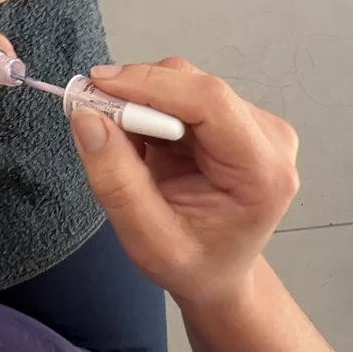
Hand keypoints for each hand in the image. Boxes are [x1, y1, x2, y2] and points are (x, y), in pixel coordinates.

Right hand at [70, 59, 299, 309]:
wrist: (218, 273)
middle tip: (89, 111)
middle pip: (191, 84)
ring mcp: (252, 120)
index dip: (149, 84)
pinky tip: (136, 134)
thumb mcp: (147, 241)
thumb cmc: (192, 265)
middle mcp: (267, 136)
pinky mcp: (230, 113)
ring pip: (179, 79)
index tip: (95, 86)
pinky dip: (144, 103)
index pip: (209, 101)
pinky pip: (176, 87)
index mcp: (262, 172)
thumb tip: (85, 116)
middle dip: (134, 92)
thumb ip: (116, 181)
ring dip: (137, 98)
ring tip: (118, 136)